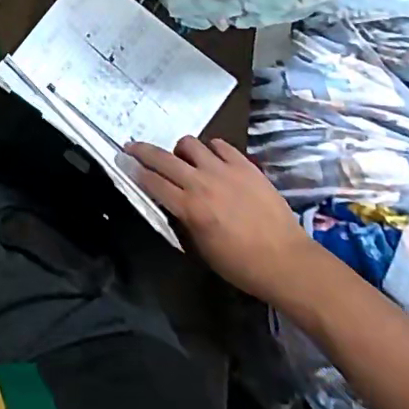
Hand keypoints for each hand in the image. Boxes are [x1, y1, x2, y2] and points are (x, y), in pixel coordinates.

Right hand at [124, 136, 323, 305]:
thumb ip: (184, 220)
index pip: (152, 182)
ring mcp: (225, 169)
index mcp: (190, 208)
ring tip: (183, 159)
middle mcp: (203, 182)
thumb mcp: (202, 248)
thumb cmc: (240, 264)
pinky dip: (210, 149)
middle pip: (164, 158)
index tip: (123, 161)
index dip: (134, 170)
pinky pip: (220, 145)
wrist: (285, 259)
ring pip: (190, 144)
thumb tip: (174, 203)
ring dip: (180, 150)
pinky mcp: (245, 164)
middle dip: (143, 151)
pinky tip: (212, 159)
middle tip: (132, 147)